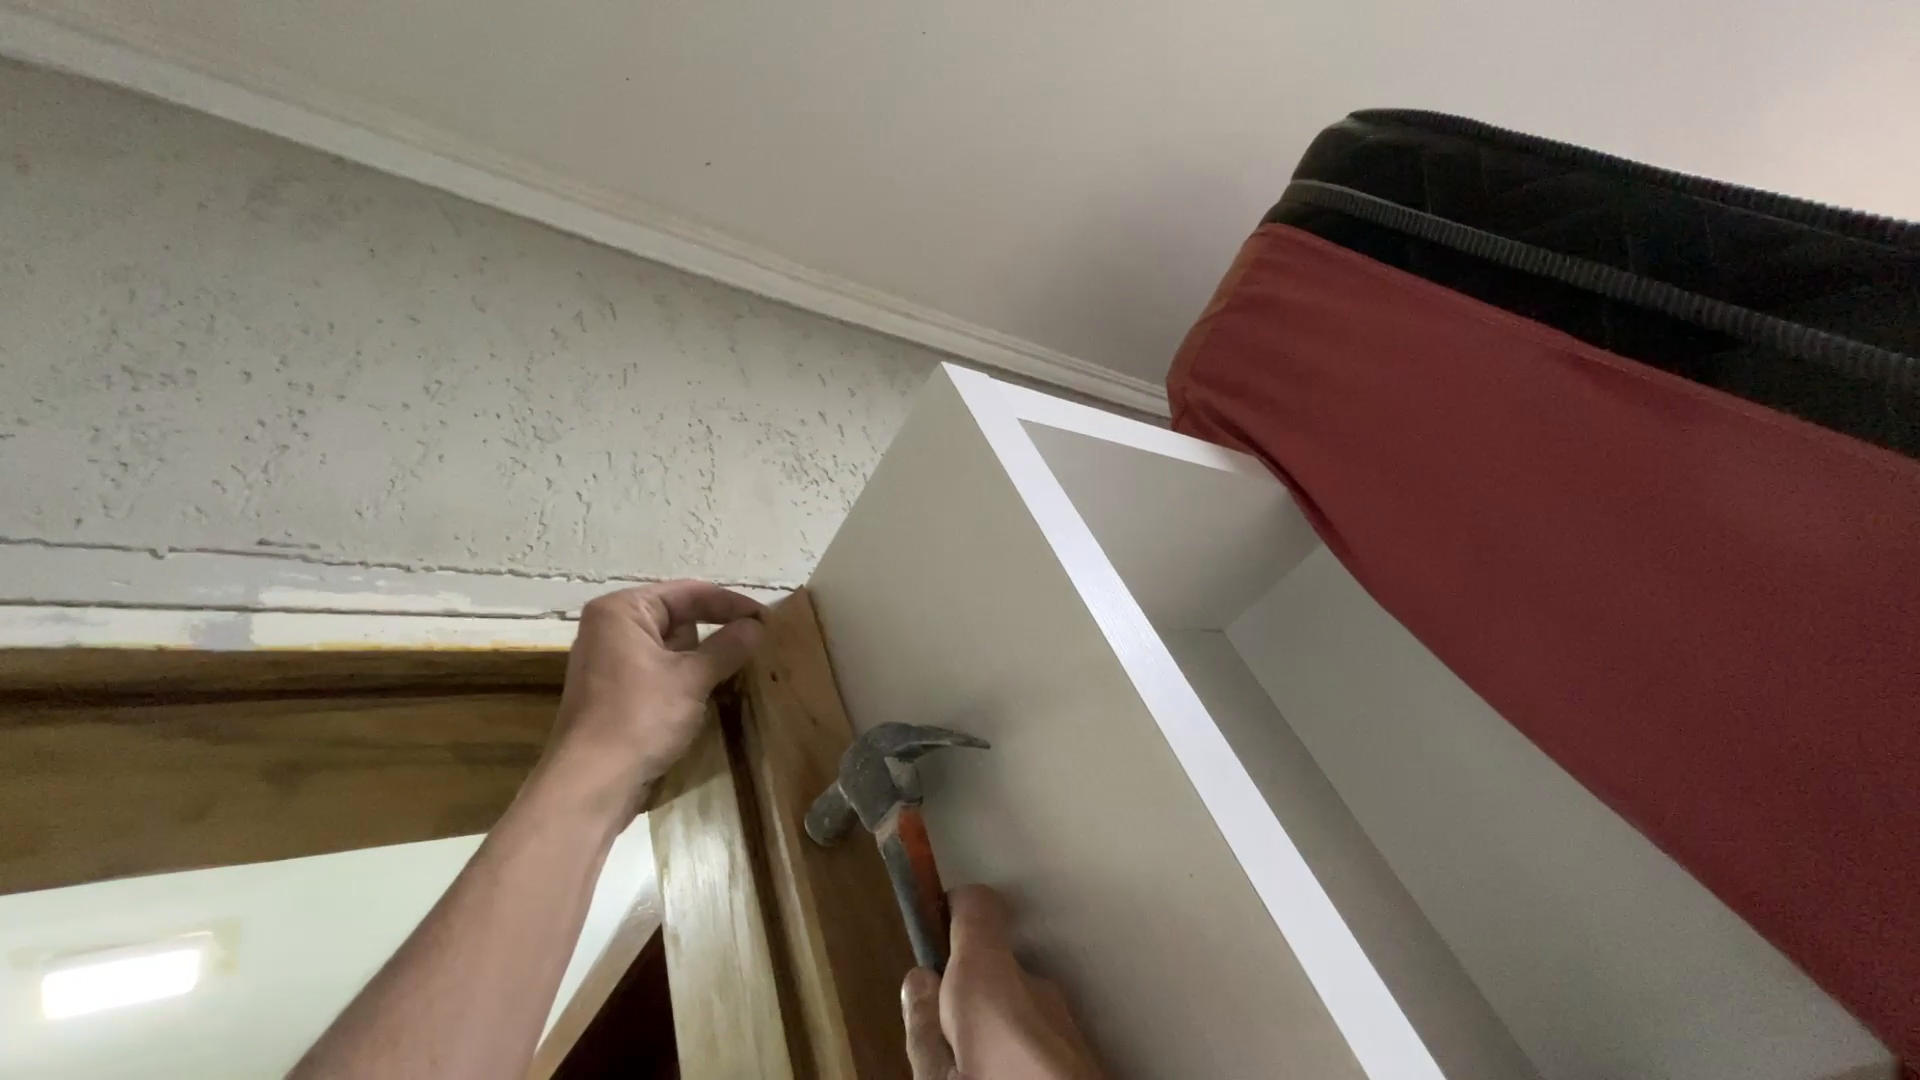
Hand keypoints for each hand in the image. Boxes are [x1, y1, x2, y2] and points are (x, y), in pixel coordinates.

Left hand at [536, 581, 764, 813]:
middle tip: (757, 641)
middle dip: (716, 629)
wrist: (591, 785)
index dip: (731, 604)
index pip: (689, 593)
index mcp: (622, 611)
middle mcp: (611, 628)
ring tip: (740, 665)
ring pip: (672, 646)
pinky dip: (686, 676)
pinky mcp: (616, 691)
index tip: (767, 619)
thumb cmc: (639, 718)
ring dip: (703, 656)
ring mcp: (611, 661)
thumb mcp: (692, 678)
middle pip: (679, 616)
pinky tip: (710, 690)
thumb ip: (728, 646)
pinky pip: (661, 669)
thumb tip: (758, 627)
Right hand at [902, 886, 1103, 1079]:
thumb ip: (924, 1028)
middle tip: (944, 1046)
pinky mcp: (1087, 1052)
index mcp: (992, 977)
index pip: (976, 905)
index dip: (950, 912)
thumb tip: (919, 982)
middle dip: (966, 996)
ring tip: (977, 1076)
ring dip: (996, 1033)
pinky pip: (1042, 1038)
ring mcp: (1067, 1021)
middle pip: (993, 968)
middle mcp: (1037, 986)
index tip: (930, 935)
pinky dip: (1022, 1056)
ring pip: (1019, 1008)